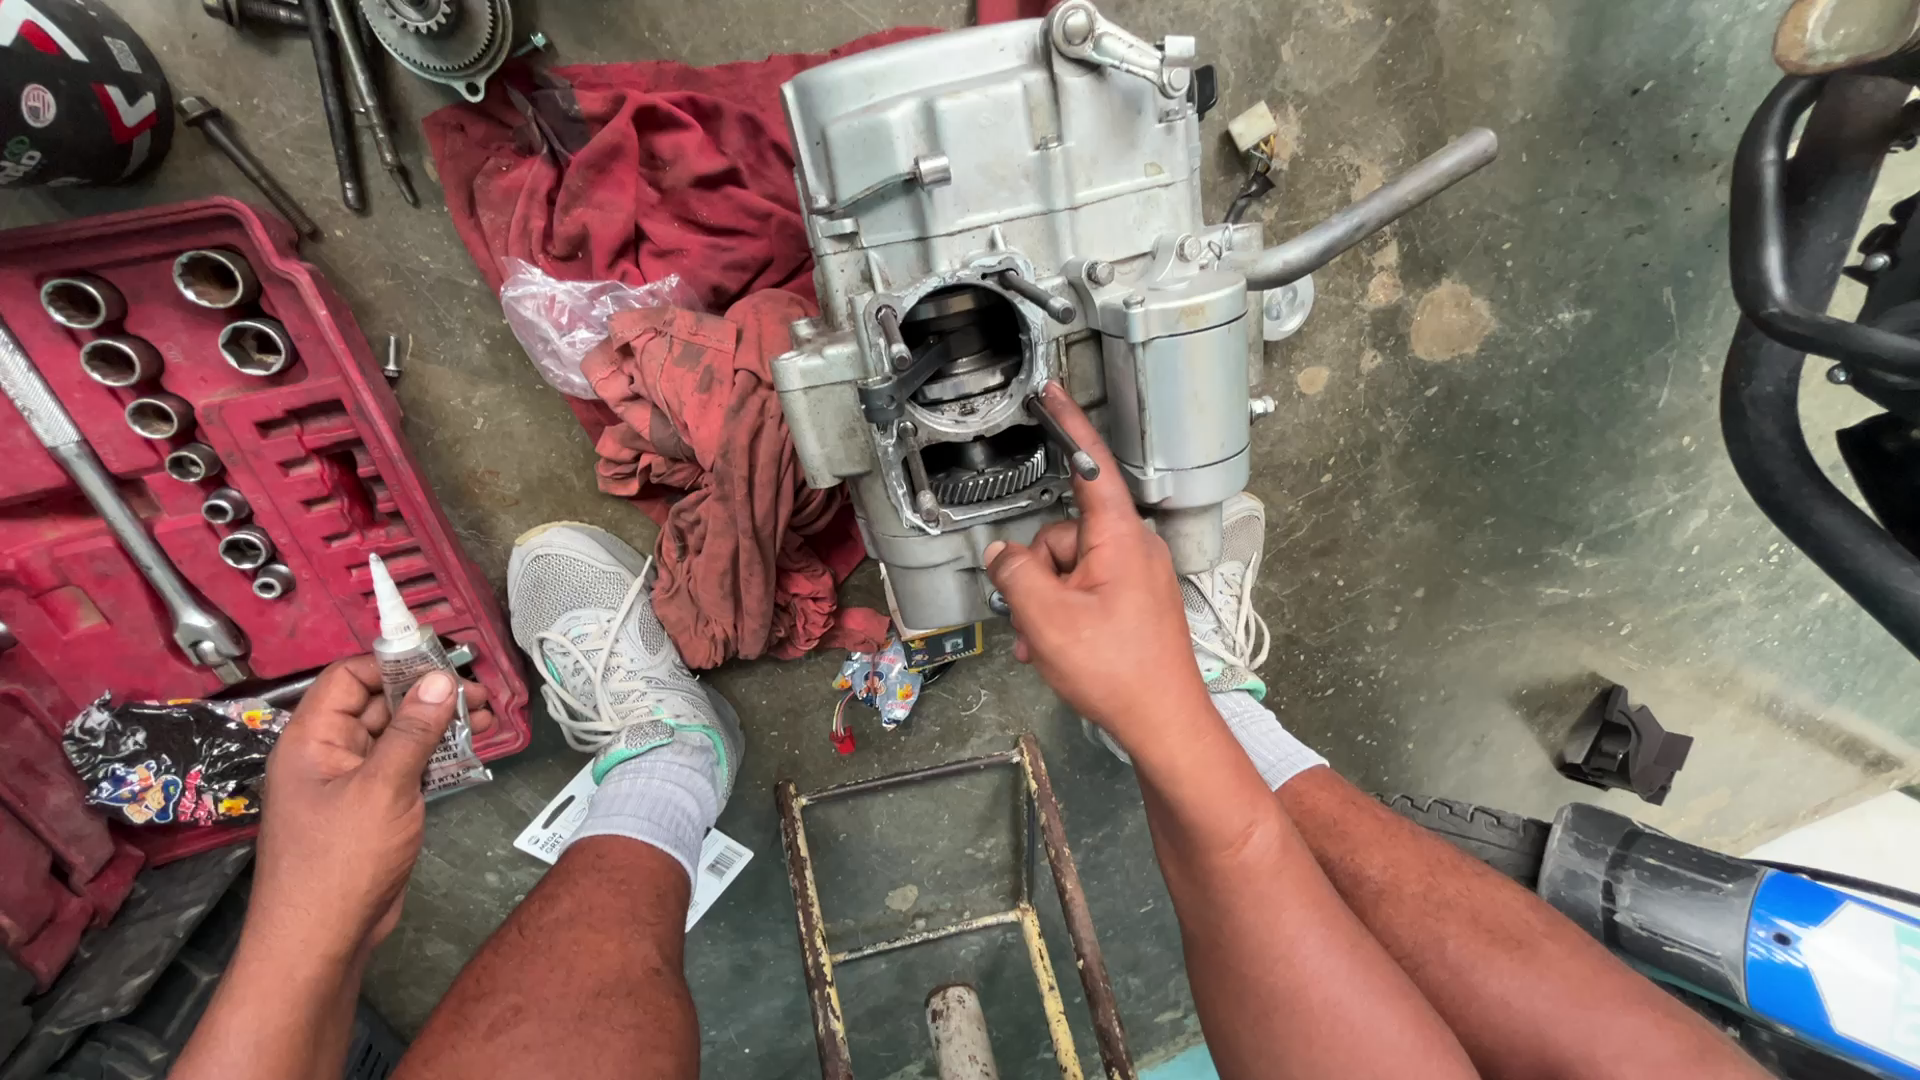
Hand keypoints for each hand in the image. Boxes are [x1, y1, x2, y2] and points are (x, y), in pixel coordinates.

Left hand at [249, 657, 494, 959]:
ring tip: (488, 717)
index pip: (349, 678)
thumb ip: (413, 730)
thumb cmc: (342, 859)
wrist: (323, 939)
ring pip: (402, 732)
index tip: (445, 660)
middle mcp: (331, 752)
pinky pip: (410, 761)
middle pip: (382, 702)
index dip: (393, 663)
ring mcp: (354, 779)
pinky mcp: (376, 802)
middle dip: (431, 693)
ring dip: (442, 721)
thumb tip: (440, 679)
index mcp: (313, 740)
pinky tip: (473, 746)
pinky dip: (440, 750)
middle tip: (481, 694)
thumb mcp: (383, 787)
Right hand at [985, 384, 1210, 755]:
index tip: (1053, 393)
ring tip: (1045, 644)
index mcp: (1120, 539)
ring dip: (1045, 603)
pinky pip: (1086, 590)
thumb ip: (1016, 576)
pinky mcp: (1134, 601)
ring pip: (1068, 568)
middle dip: (1035, 574)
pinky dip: (1064, 614)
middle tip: (1032, 617)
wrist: (1164, 723)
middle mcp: (1134, 550)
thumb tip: (1002, 555)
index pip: (1090, 465)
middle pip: (1061, 535)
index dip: (1068, 424)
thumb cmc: (1119, 671)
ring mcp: (1136, 577)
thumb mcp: (1048, 619)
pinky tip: (1055, 649)